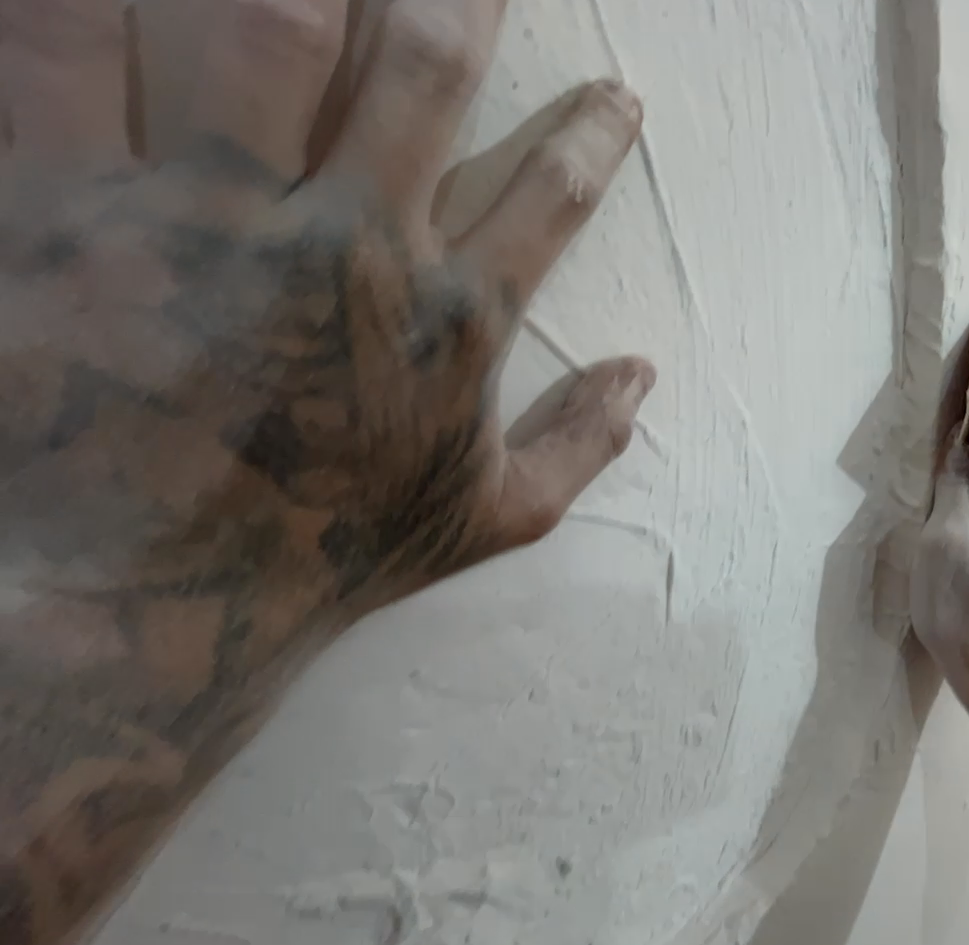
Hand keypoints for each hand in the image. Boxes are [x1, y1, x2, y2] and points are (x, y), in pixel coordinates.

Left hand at [0, 0, 653, 944]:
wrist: (142, 597)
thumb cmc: (336, 551)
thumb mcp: (497, 515)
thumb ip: (584, 442)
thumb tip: (644, 378)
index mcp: (452, 324)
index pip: (550, 198)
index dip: (593, 136)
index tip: (620, 95)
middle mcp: (349, 252)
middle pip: (420, 82)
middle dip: (458, 7)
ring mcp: (204, 219)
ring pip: (257, 34)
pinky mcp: (59, 208)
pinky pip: (65, 52)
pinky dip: (107, 4)